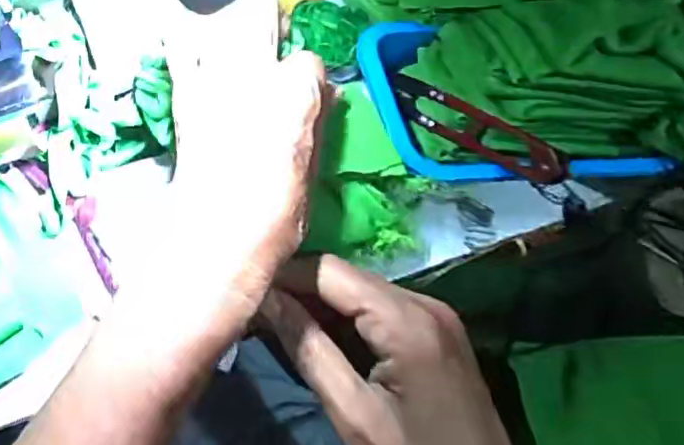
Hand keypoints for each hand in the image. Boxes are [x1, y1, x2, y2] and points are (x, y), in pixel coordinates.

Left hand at [162, 0, 330, 301]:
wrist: (217, 228)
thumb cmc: (276, 209)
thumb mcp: (310, 166)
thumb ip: (316, 120)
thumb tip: (324, 92)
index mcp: (294, 92)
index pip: (307, 59)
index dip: (307, 71)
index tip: (304, 81)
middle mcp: (252, 72)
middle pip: (258, 15)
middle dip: (265, 12)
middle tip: (265, 13)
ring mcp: (212, 77)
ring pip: (219, 25)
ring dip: (227, 23)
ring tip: (230, 25)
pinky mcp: (183, 91)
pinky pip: (179, 50)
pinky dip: (183, 42)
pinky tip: (183, 38)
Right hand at [258, 256, 510, 444]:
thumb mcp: (356, 415)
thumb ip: (307, 347)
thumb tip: (262, 296)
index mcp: (407, 319)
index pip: (325, 269)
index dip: (281, 274)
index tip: (245, 288)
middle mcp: (424, 301)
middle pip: (341, 274)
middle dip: (297, 287)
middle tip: (258, 305)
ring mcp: (435, 314)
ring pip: (356, 286)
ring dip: (317, 300)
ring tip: (279, 318)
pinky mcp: (437, 330)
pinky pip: (377, 305)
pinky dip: (344, 314)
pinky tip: (318, 331)